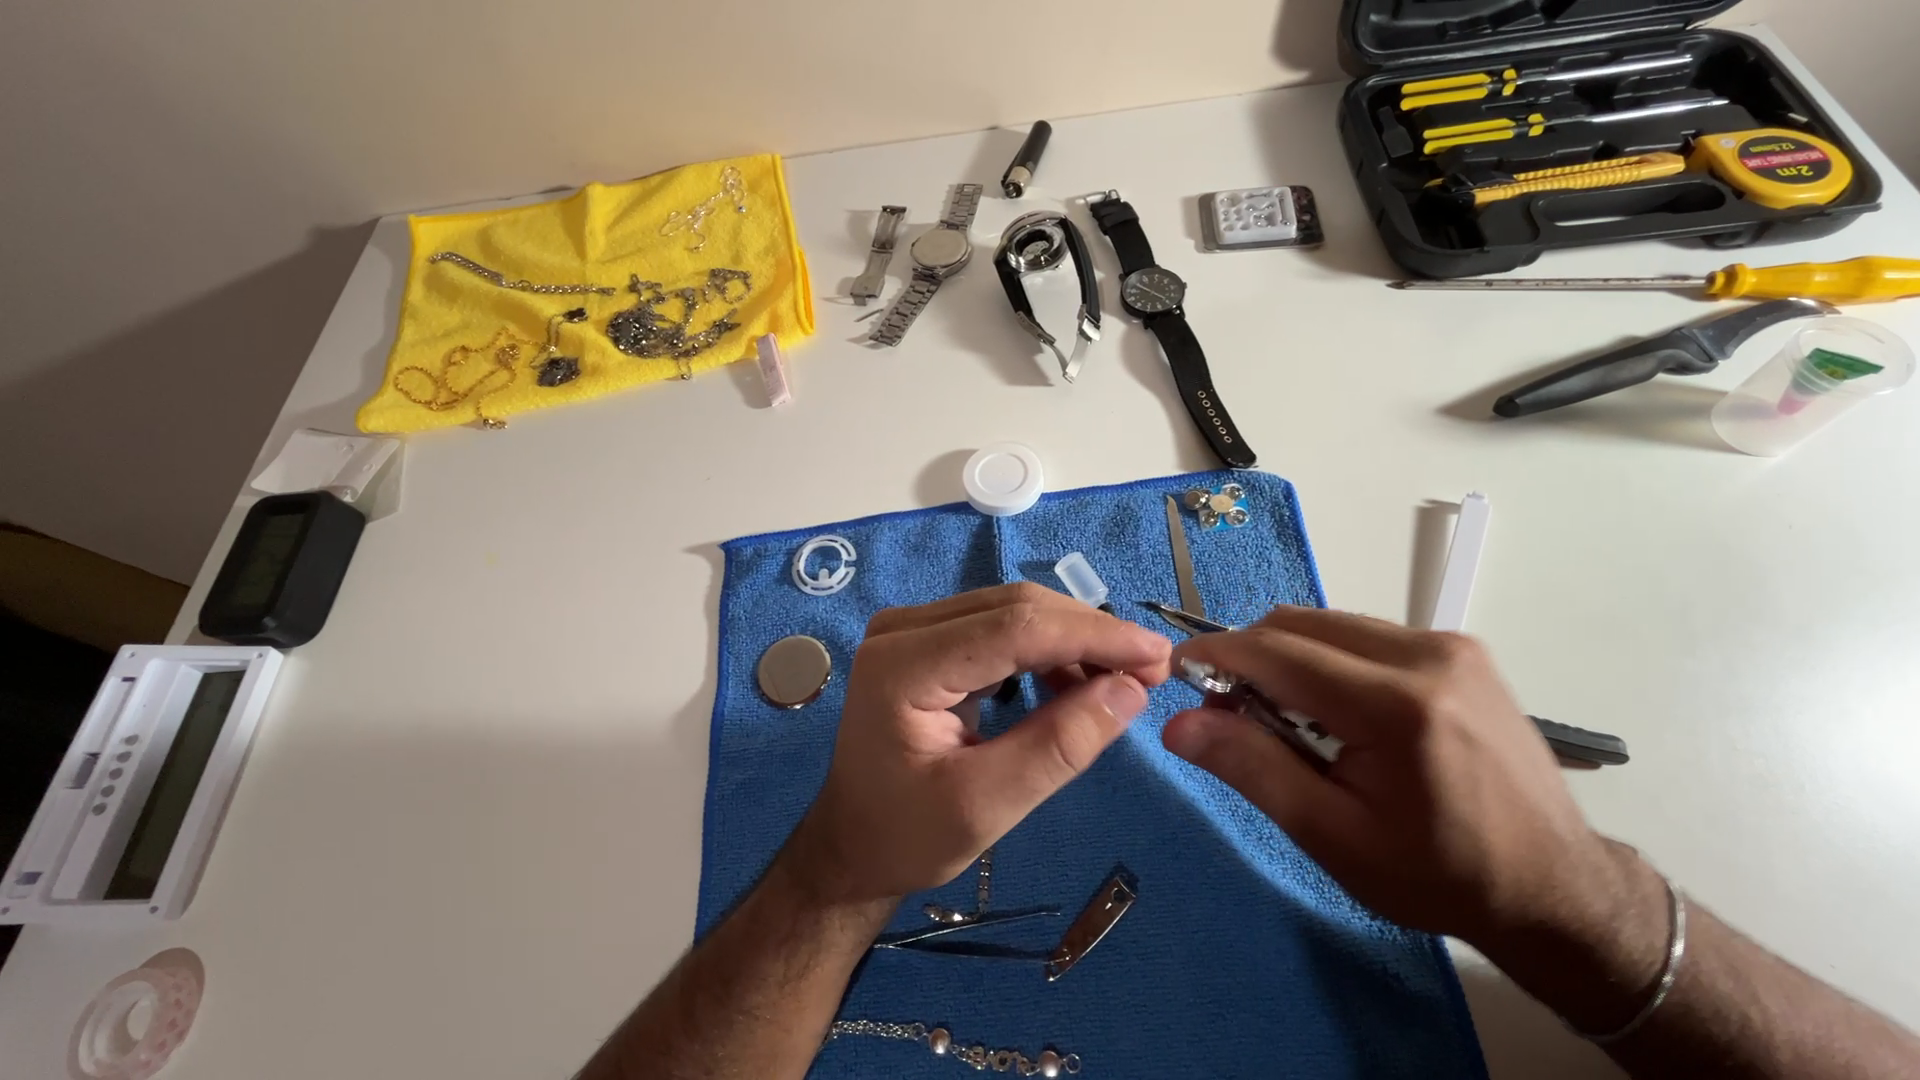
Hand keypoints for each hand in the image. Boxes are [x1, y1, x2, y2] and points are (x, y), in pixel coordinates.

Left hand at [785, 584, 1172, 905]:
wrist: (854, 844)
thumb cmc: (908, 836)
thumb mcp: (986, 806)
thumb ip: (1058, 747)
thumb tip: (1130, 690)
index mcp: (903, 665)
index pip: (1015, 627)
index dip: (1093, 635)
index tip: (1158, 656)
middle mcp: (904, 629)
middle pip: (1017, 608)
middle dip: (1091, 634)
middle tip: (1152, 672)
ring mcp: (913, 630)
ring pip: (1014, 612)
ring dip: (1074, 641)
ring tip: (1121, 684)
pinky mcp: (929, 641)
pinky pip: (1001, 628)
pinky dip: (1047, 650)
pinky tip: (1075, 683)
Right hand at [1162, 606, 1651, 946]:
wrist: (1556, 889)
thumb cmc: (1436, 874)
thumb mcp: (1332, 836)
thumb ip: (1253, 769)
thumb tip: (1177, 724)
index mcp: (1396, 704)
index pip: (1277, 652)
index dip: (1216, 655)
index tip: (1177, 671)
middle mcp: (1426, 654)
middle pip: (1299, 624)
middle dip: (1249, 656)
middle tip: (1228, 711)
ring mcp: (1450, 646)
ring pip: (1329, 624)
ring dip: (1286, 657)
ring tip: (1280, 717)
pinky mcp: (1460, 651)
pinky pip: (1363, 635)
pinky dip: (1325, 659)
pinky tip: (1330, 709)